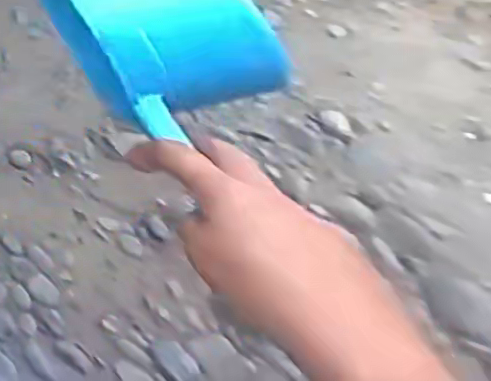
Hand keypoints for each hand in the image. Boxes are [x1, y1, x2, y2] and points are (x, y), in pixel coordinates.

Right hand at [131, 139, 452, 380]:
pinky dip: (282, 239)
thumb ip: (194, 228)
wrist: (355, 339)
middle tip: (185, 163)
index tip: (135, 155)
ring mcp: (311, 219)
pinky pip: (299, 231)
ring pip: (266, 197)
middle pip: (228, 155)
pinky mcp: (343, 249)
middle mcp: (268, 195)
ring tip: (242, 244)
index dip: (150, 149)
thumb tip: (204, 223)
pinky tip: (286, 273)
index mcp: (227, 191)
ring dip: (246, 206)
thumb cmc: (263, 291)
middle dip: (201, 153)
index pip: (178, 153)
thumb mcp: (203, 256)